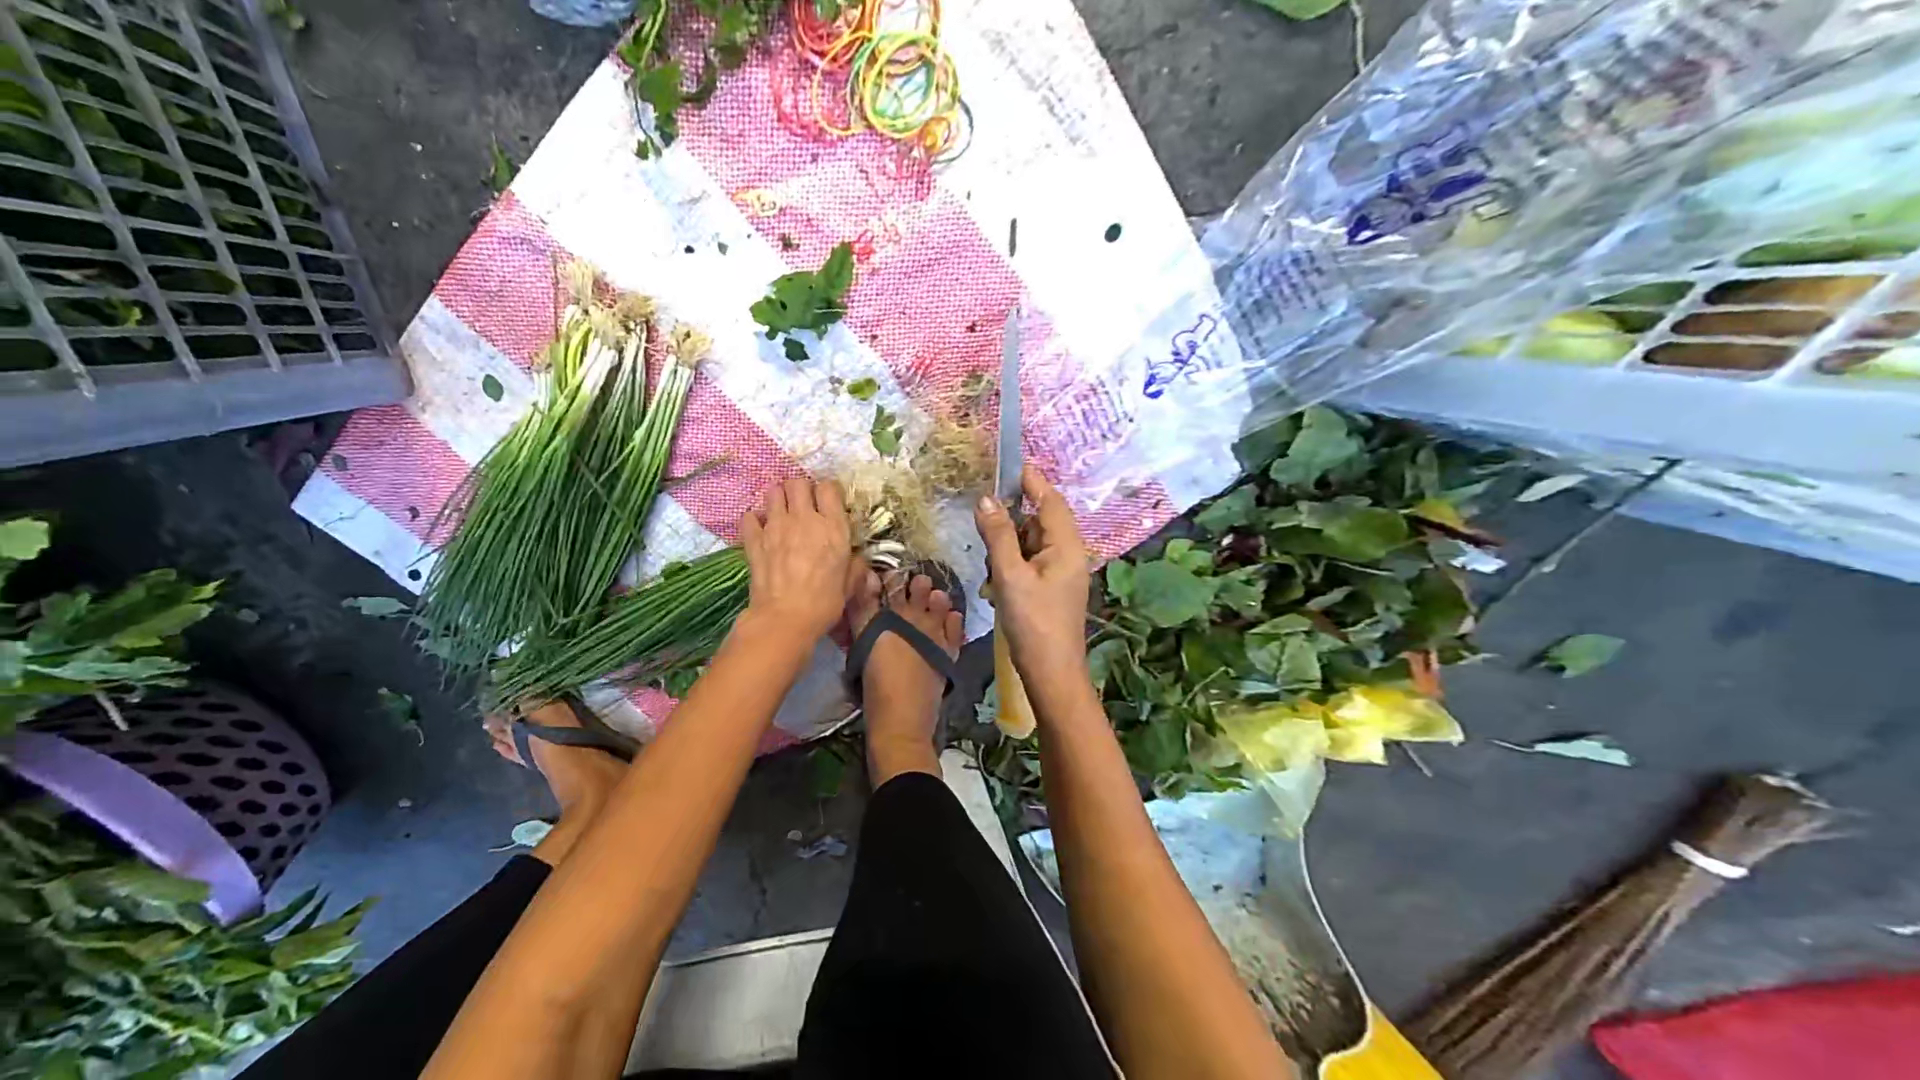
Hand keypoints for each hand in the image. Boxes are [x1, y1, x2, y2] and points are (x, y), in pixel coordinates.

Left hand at [739, 478, 854, 639]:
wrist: (785, 618)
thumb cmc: (824, 603)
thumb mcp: (850, 584)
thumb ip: (855, 565)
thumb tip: (857, 559)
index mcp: (833, 527)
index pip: (828, 487)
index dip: (828, 492)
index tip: (828, 503)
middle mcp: (804, 518)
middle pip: (798, 483)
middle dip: (801, 490)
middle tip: (803, 505)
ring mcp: (775, 526)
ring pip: (773, 491)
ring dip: (778, 498)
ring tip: (782, 512)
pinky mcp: (754, 538)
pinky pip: (749, 515)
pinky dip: (755, 519)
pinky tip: (761, 528)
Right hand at [974, 465, 1091, 679]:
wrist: (1051, 673)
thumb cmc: (1033, 623)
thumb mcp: (1010, 575)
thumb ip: (998, 535)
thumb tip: (986, 499)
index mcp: (1068, 546)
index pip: (1051, 501)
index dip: (1032, 481)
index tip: (1009, 465)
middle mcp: (1070, 555)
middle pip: (1039, 522)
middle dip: (1011, 524)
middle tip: (985, 532)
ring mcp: (1062, 573)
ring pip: (1031, 544)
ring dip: (1008, 548)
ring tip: (991, 570)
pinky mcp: (1052, 589)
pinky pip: (1030, 564)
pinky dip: (1011, 566)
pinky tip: (996, 584)